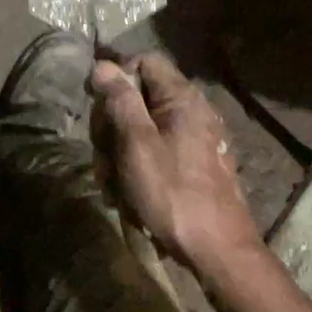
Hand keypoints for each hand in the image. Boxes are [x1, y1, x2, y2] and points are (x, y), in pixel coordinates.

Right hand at [90, 52, 261, 268]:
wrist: (216, 250)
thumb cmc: (173, 193)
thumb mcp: (137, 143)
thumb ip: (120, 100)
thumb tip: (104, 65)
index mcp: (182, 99)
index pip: (145, 62)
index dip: (116, 76)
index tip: (95, 103)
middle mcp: (191, 112)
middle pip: (138, 98)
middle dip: (112, 125)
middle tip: (102, 155)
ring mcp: (193, 140)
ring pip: (140, 130)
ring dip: (117, 154)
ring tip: (112, 185)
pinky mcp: (191, 165)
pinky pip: (153, 153)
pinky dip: (135, 170)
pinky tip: (126, 195)